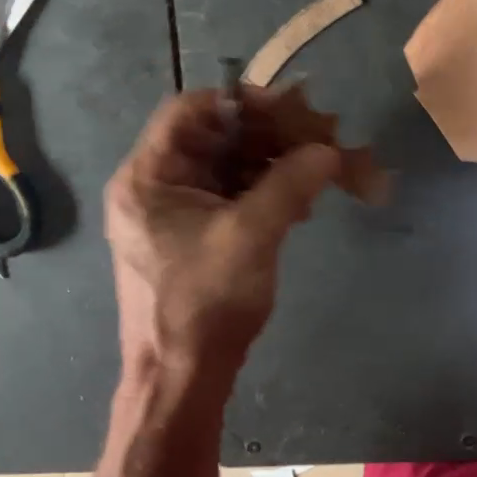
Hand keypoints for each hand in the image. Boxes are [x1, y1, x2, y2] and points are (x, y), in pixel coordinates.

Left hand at [104, 88, 339, 372]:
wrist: (180, 374)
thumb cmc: (205, 302)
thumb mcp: (252, 235)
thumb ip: (289, 185)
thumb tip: (327, 151)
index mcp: (149, 178)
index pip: (190, 111)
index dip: (243, 102)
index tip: (295, 111)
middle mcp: (154, 189)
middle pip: (211, 139)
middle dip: (267, 136)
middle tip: (317, 139)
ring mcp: (171, 216)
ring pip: (224, 170)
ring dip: (270, 165)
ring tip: (316, 171)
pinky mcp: (191, 240)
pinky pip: (229, 199)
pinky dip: (263, 193)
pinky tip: (298, 204)